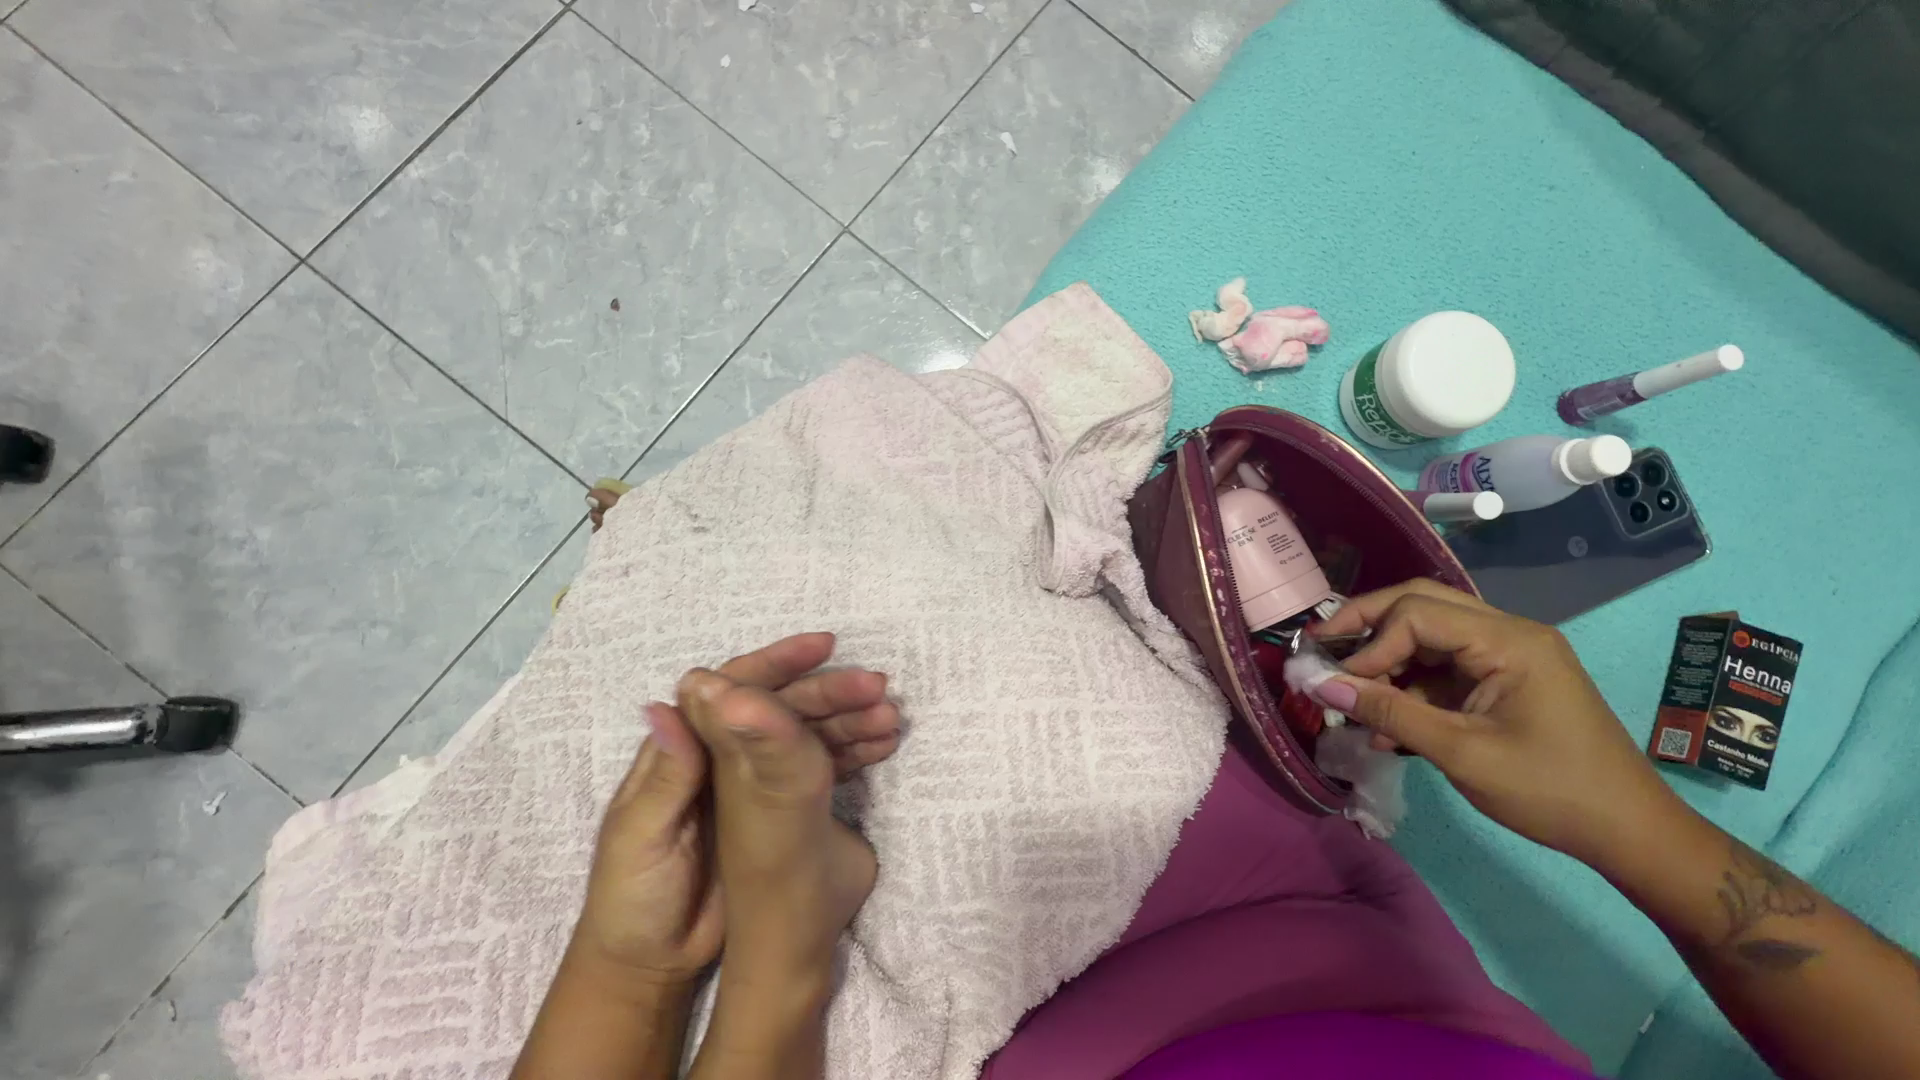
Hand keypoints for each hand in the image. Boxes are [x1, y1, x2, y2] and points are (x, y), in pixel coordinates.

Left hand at [571, 633, 899, 987]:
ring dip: (849, 719)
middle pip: (781, 707)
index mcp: (688, 751)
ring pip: (807, 735)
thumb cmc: (632, 895)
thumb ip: (665, 774)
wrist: (651, 961)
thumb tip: (668, 699)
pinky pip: (821, 769)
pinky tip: (884, 746)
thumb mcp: (640, 835)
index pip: (735, 689)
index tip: (823, 646)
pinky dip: (852, 755)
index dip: (778, 664)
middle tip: (877, 684)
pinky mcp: (777, 812)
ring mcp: (755, 783)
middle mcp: (725, 755)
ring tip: (890, 715)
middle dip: (829, 690)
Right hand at [1311, 579, 1681, 864]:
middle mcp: (1509, 633)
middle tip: (1322, 648)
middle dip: (1367, 625)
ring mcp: (1509, 655)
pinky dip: (1409, 686)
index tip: (1337, 681)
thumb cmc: (1550, 791)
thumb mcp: (1460, 753)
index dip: (1369, 642)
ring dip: (1386, 660)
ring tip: (1349, 694)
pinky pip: (1443, 666)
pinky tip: (1385, 722)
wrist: (1630, 833)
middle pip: (1420, 604)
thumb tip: (1320, 686)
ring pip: (1428, 634)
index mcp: (1509, 641)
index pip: (1417, 614)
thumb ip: (1389, 712)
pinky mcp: (1504, 679)